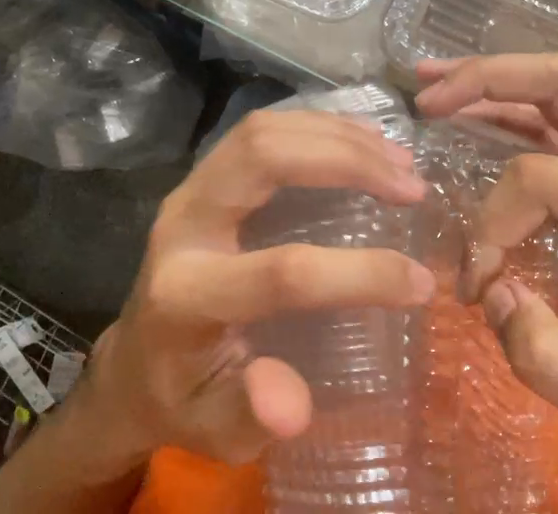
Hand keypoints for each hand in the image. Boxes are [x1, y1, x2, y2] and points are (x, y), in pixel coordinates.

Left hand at [72, 109, 433, 468]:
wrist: (135, 362)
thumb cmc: (183, 399)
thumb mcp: (216, 431)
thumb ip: (251, 415)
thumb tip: (291, 403)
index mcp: (187, 295)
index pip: (281, 272)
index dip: (357, 274)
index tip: (421, 282)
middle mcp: (182, 226)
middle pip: (259, 158)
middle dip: (344, 161)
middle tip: (411, 184)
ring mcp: (190, 191)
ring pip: (261, 132)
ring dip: (337, 136)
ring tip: (400, 158)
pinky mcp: (204, 177)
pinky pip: (260, 130)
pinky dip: (318, 127)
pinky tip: (364, 140)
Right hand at [414, 54, 557, 471]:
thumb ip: (554, 364)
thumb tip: (494, 292)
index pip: (543, 178)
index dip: (491, 222)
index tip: (476, 283)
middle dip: (486, 80)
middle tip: (426, 103)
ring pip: (553, 88)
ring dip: (487, 82)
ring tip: (426, 89)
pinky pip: (548, 118)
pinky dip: (499, 107)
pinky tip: (459, 113)